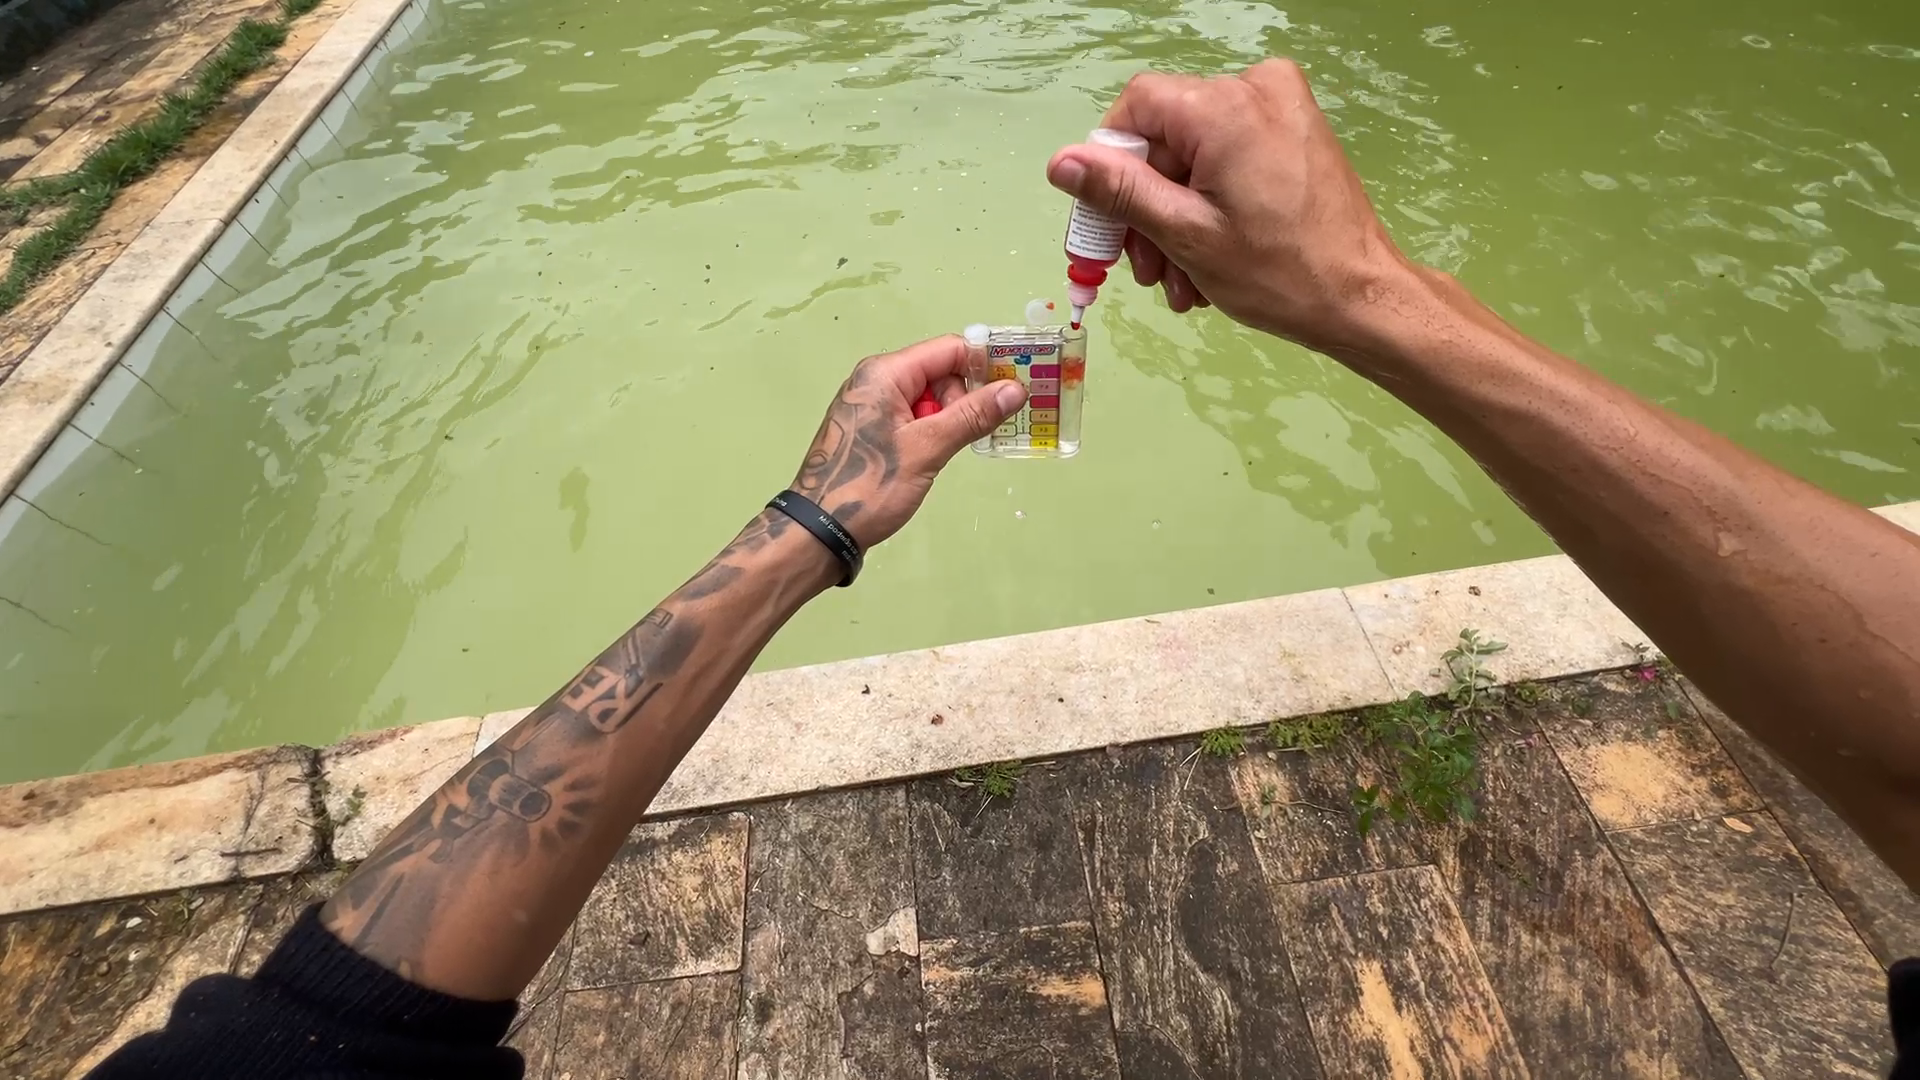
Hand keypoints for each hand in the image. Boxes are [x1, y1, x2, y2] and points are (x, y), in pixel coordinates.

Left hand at [792, 335, 1026, 547]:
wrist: (821, 530)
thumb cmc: (870, 484)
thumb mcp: (928, 448)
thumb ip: (973, 415)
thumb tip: (1016, 388)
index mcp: (886, 373)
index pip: (949, 350)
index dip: (984, 366)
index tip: (1013, 391)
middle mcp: (877, 381)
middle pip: (941, 373)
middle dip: (965, 400)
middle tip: (972, 435)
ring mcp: (873, 406)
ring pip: (930, 399)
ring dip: (949, 421)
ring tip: (945, 453)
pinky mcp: (873, 431)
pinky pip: (914, 419)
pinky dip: (933, 433)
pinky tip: (933, 458)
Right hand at [1046, 60, 1416, 353]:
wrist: (1357, 295)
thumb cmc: (1275, 272)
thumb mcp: (1183, 234)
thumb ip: (1119, 191)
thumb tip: (1061, 162)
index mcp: (1227, 107)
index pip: (1137, 107)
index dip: (1109, 164)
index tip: (1108, 224)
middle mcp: (1255, 88)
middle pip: (1164, 140)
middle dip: (1145, 210)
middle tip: (1146, 271)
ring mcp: (1279, 108)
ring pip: (1191, 158)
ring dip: (1172, 223)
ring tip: (1178, 281)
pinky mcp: (1291, 132)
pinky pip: (1223, 162)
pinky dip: (1204, 210)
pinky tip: (1204, 261)